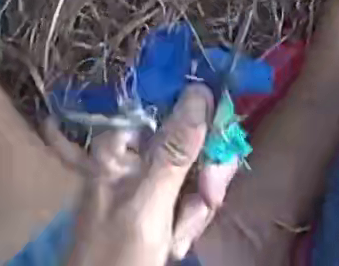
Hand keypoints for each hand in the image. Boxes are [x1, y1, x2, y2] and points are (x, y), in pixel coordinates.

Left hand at [54, 85, 236, 265]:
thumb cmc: (115, 260)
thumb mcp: (148, 205)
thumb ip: (175, 150)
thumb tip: (200, 88)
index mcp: (121, 141)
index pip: (171, 104)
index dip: (202, 117)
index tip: (223, 138)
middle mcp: (132, 153)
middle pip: (188, 136)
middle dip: (204, 170)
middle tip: (210, 199)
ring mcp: (144, 181)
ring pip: (194, 168)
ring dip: (198, 203)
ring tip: (179, 240)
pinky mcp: (155, 206)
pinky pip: (188, 196)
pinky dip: (190, 220)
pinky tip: (176, 246)